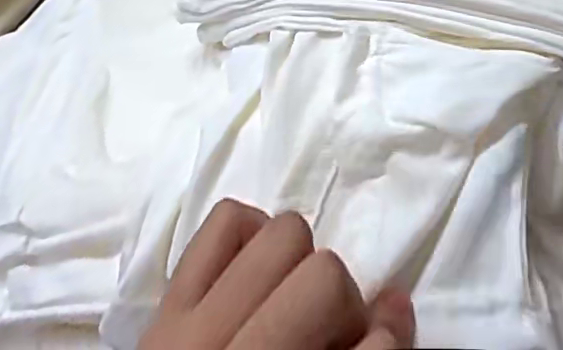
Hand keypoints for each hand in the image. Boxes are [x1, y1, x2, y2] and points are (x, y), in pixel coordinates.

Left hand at [139, 199, 414, 349]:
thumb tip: (396, 305)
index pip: (365, 347)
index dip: (384, 339)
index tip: (382, 336)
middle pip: (324, 277)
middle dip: (339, 302)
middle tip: (327, 335)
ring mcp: (190, 329)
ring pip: (282, 234)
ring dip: (298, 264)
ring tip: (288, 303)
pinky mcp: (166, 304)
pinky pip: (223, 224)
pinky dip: (249, 236)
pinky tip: (252, 277)